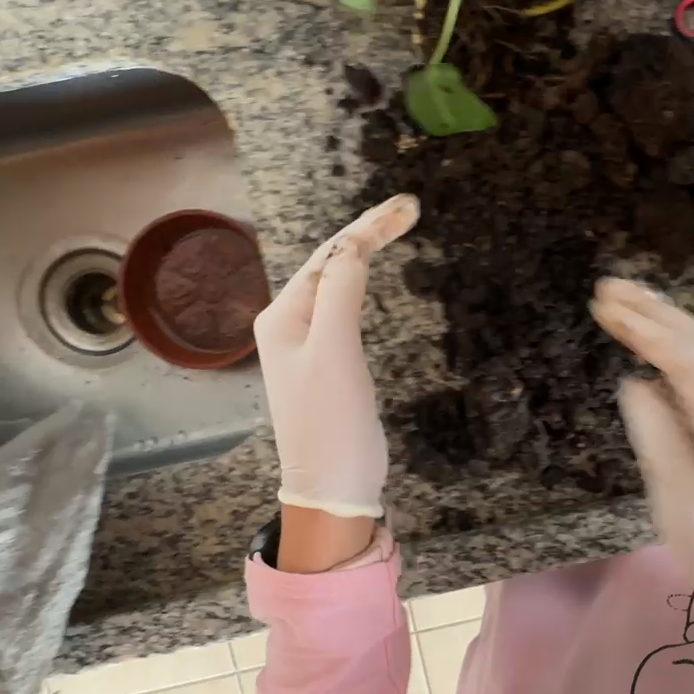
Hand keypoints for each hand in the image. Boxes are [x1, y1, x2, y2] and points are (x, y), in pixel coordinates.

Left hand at [253, 195, 419, 554]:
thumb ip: (341, 294)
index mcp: (283, 318)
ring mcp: (309, 345)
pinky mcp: (330, 365)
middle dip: (367, 234)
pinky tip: (371, 277)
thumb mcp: (336, 353)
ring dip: (365, 254)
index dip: (366, 228)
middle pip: (330, 265)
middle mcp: (290, 325)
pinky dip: (363, 286)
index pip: (327, 257)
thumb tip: (353, 245)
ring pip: (338, 286)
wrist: (334, 486)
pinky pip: (345, 310)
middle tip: (410, 209)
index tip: (408, 207)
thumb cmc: (331, 422)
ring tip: (395, 229)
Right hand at [589, 277, 693, 693]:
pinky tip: (659, 349)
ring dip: (672, 329)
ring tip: (629, 303)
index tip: (607, 304)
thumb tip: (635, 383)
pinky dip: (684, 359)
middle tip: (611, 287)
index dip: (649, 328)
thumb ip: (659, 438)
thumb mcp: (683, 506)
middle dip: (659, 313)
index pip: (693, 361)